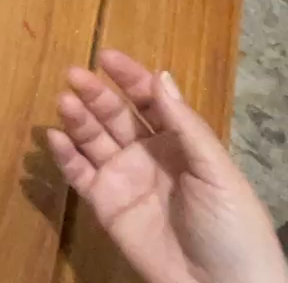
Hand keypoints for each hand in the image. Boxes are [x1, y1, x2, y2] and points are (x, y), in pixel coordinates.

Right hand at [47, 49, 287, 282]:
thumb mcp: (219, 175)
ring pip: (92, 138)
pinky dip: (65, 154)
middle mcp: (146, 155)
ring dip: (77, 118)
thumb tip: (160, 76)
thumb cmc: (233, 230)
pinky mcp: (104, 203)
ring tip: (65, 103)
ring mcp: (122, 178)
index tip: (108, 57)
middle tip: (75, 75)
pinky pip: (79, 173)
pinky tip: (55, 137)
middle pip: (115, 115)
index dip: (130, 79)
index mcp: (179, 145)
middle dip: (96, 93)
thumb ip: (186, 127)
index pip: (150, 102)